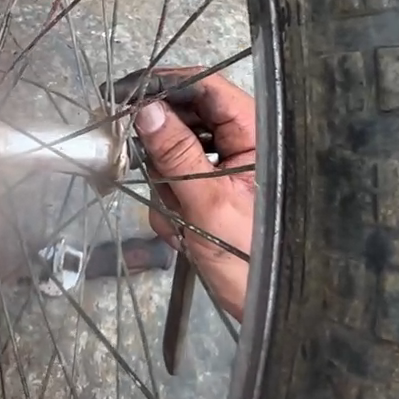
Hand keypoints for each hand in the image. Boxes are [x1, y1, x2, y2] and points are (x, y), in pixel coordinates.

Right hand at [130, 71, 256, 319]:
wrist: (275, 314)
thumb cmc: (251, 259)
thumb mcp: (207, 204)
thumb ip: (175, 153)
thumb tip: (145, 108)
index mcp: (256, 135)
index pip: (207, 87)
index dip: (165, 84)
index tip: (123, 92)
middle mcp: (244, 142)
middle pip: (187, 115)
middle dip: (160, 144)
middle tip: (140, 166)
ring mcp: (228, 164)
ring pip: (176, 147)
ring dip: (165, 179)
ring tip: (176, 216)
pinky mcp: (215, 186)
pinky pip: (177, 176)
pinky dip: (169, 198)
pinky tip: (179, 224)